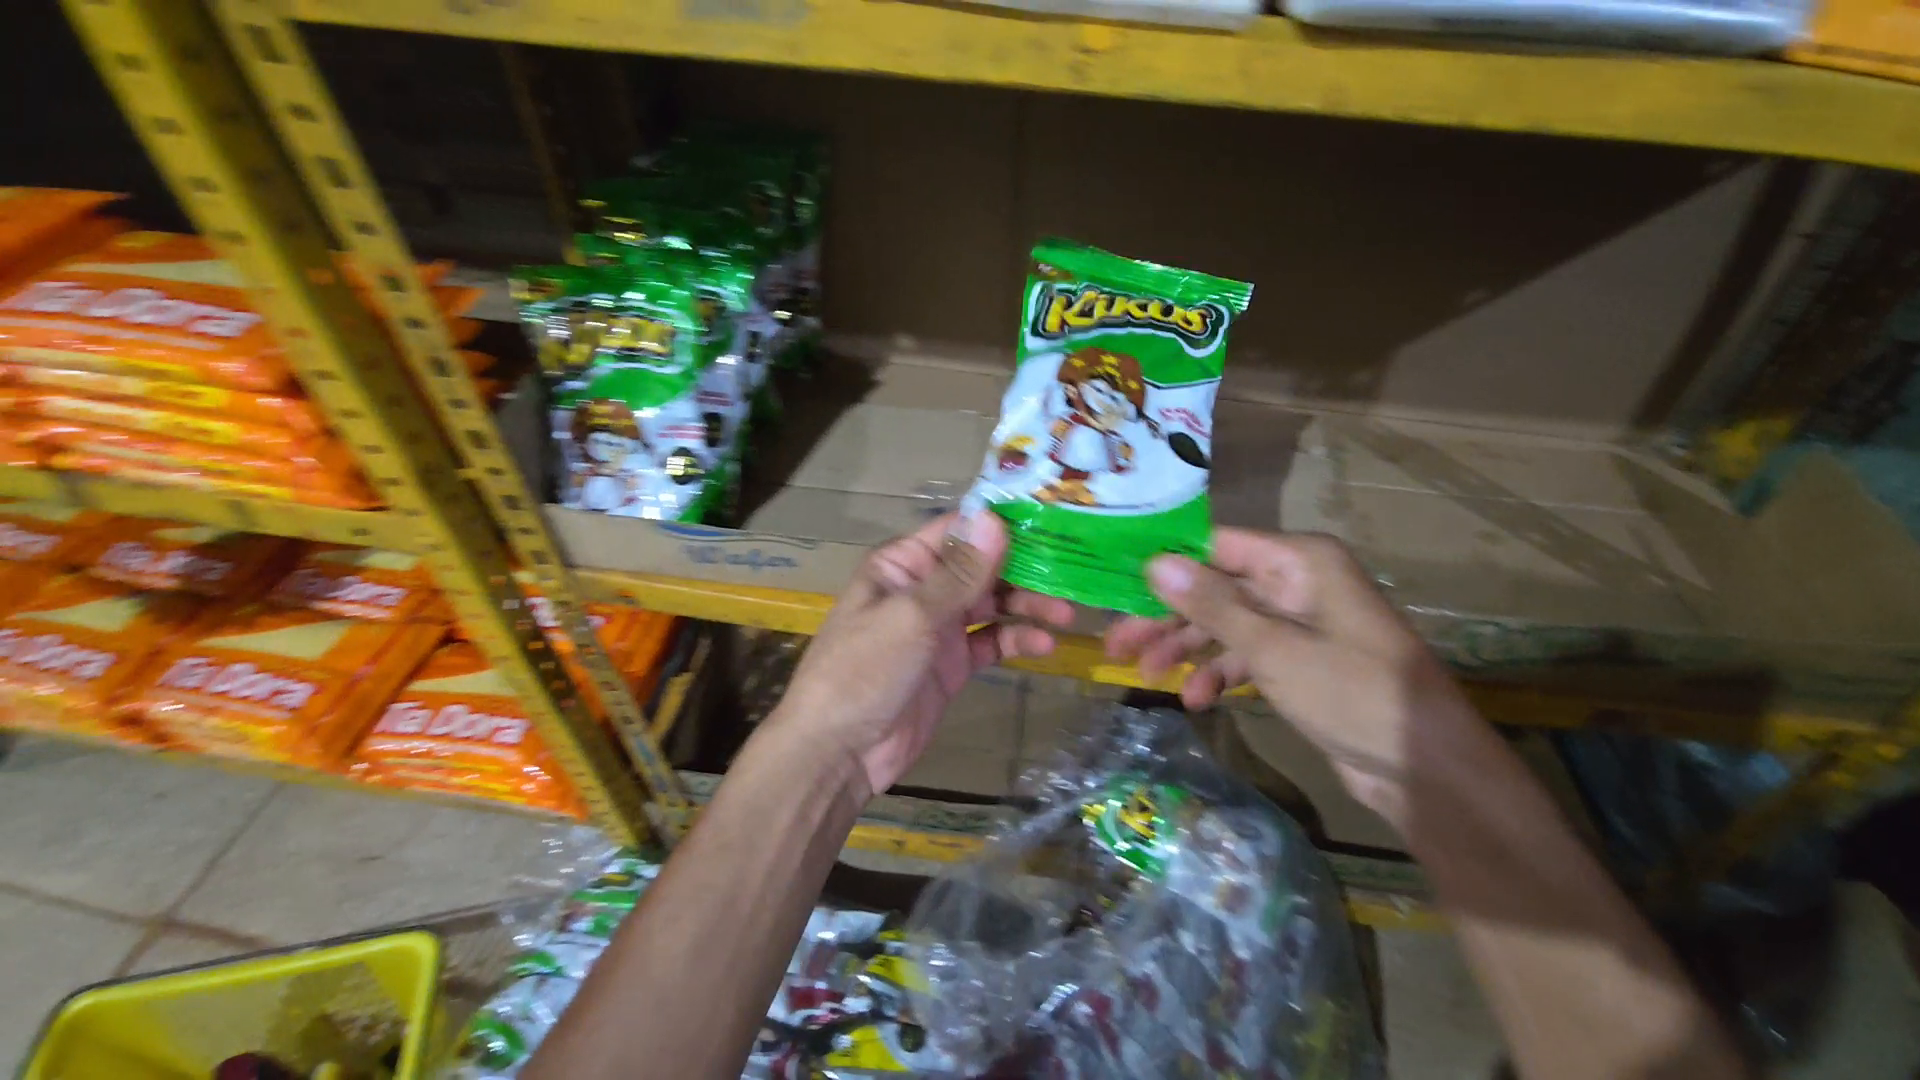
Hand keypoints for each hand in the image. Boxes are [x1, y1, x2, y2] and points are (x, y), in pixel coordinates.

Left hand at [770, 511, 1073, 800]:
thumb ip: (959, 572)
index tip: (1052, 520)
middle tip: (1071, 572)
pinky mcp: (952, 665)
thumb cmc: (865, 671)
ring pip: (992, 604)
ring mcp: (938, 628)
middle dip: (1024, 568)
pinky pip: (991, 643)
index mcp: (902, 564)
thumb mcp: (912, 615)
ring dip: (1027, 605)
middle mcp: (922, 588)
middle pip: (982, 566)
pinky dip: (1017, 640)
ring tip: (1066, 614)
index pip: (958, 530)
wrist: (839, 751)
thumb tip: (997, 519)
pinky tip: (1045, 645)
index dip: (1001, 524)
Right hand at [1104, 528, 1478, 820]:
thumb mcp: (1274, 648)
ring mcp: (1300, 623)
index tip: (1116, 582)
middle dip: (1168, 617)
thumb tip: (1155, 562)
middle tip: (1118, 644)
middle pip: (1215, 588)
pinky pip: (1247, 655)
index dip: (1166, 562)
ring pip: (1226, 624)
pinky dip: (1220, 674)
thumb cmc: (1353, 692)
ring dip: (1188, 649)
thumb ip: (1211, 604)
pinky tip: (1196, 701)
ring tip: (1146, 675)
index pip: (1216, 545)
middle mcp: (1298, 582)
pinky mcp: (1300, 661)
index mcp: (1300, 561)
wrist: (1424, 767)